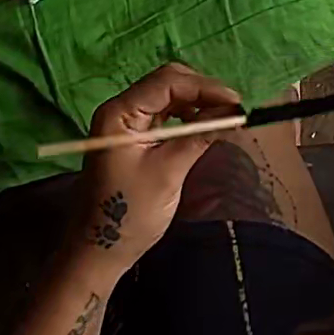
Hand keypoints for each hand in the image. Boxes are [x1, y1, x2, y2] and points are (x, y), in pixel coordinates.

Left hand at [71, 63, 241, 267]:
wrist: (98, 252)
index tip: (235, 100)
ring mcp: (127, 122)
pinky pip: (165, 113)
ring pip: (168, 95)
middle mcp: (121, 109)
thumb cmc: (129, 213)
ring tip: (223, 115)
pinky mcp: (135, 135)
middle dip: (201, 90)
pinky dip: (187, 115)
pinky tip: (203, 125)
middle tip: (231, 107)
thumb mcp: (168, 172)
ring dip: (196, 101)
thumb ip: (199, 136)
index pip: (167, 82)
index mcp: (120, 112)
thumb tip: (233, 112)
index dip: (204, 87)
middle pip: (167, 82)